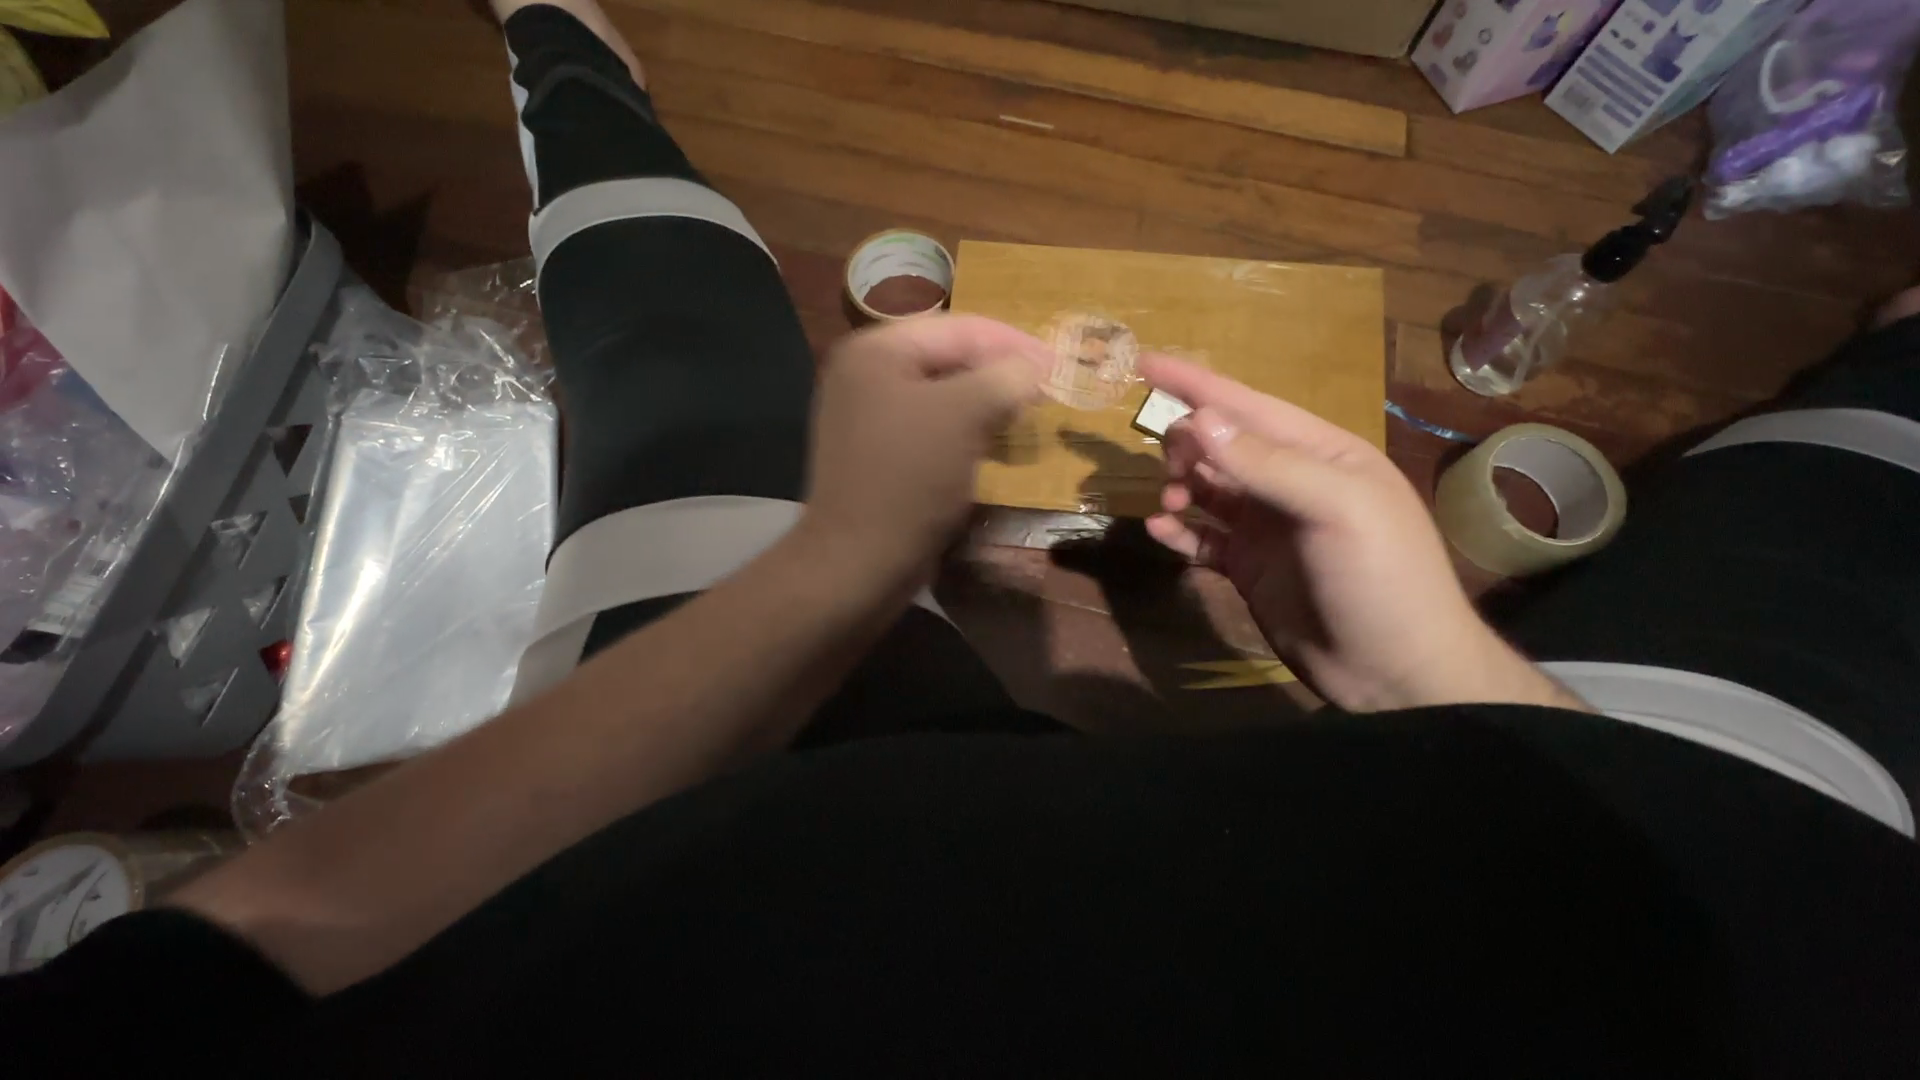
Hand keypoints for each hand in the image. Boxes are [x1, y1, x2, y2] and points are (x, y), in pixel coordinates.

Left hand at [803, 315, 1049, 581]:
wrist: (859, 562)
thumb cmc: (909, 478)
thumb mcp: (964, 416)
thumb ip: (1005, 378)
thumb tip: (1037, 365)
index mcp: (876, 351)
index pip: (959, 328)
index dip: (1015, 342)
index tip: (1060, 363)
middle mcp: (865, 375)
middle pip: (949, 359)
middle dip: (1000, 374)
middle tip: (1048, 391)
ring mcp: (867, 418)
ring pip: (942, 397)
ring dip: (987, 405)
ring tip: (1028, 417)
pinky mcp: (878, 456)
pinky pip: (931, 430)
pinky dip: (965, 433)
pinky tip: (994, 447)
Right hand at [1142, 355, 1585, 713]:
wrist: (1397, 673)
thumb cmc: (1382, 578)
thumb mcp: (1337, 508)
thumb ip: (1268, 463)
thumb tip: (1199, 419)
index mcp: (1321, 453)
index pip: (1247, 406)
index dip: (1195, 383)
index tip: (1142, 363)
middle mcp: (1291, 482)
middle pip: (1222, 444)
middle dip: (1186, 445)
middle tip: (1171, 468)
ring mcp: (1269, 526)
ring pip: (1207, 488)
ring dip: (1180, 487)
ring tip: (1169, 503)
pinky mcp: (1250, 566)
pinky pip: (1203, 538)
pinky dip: (1179, 531)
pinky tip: (1161, 532)